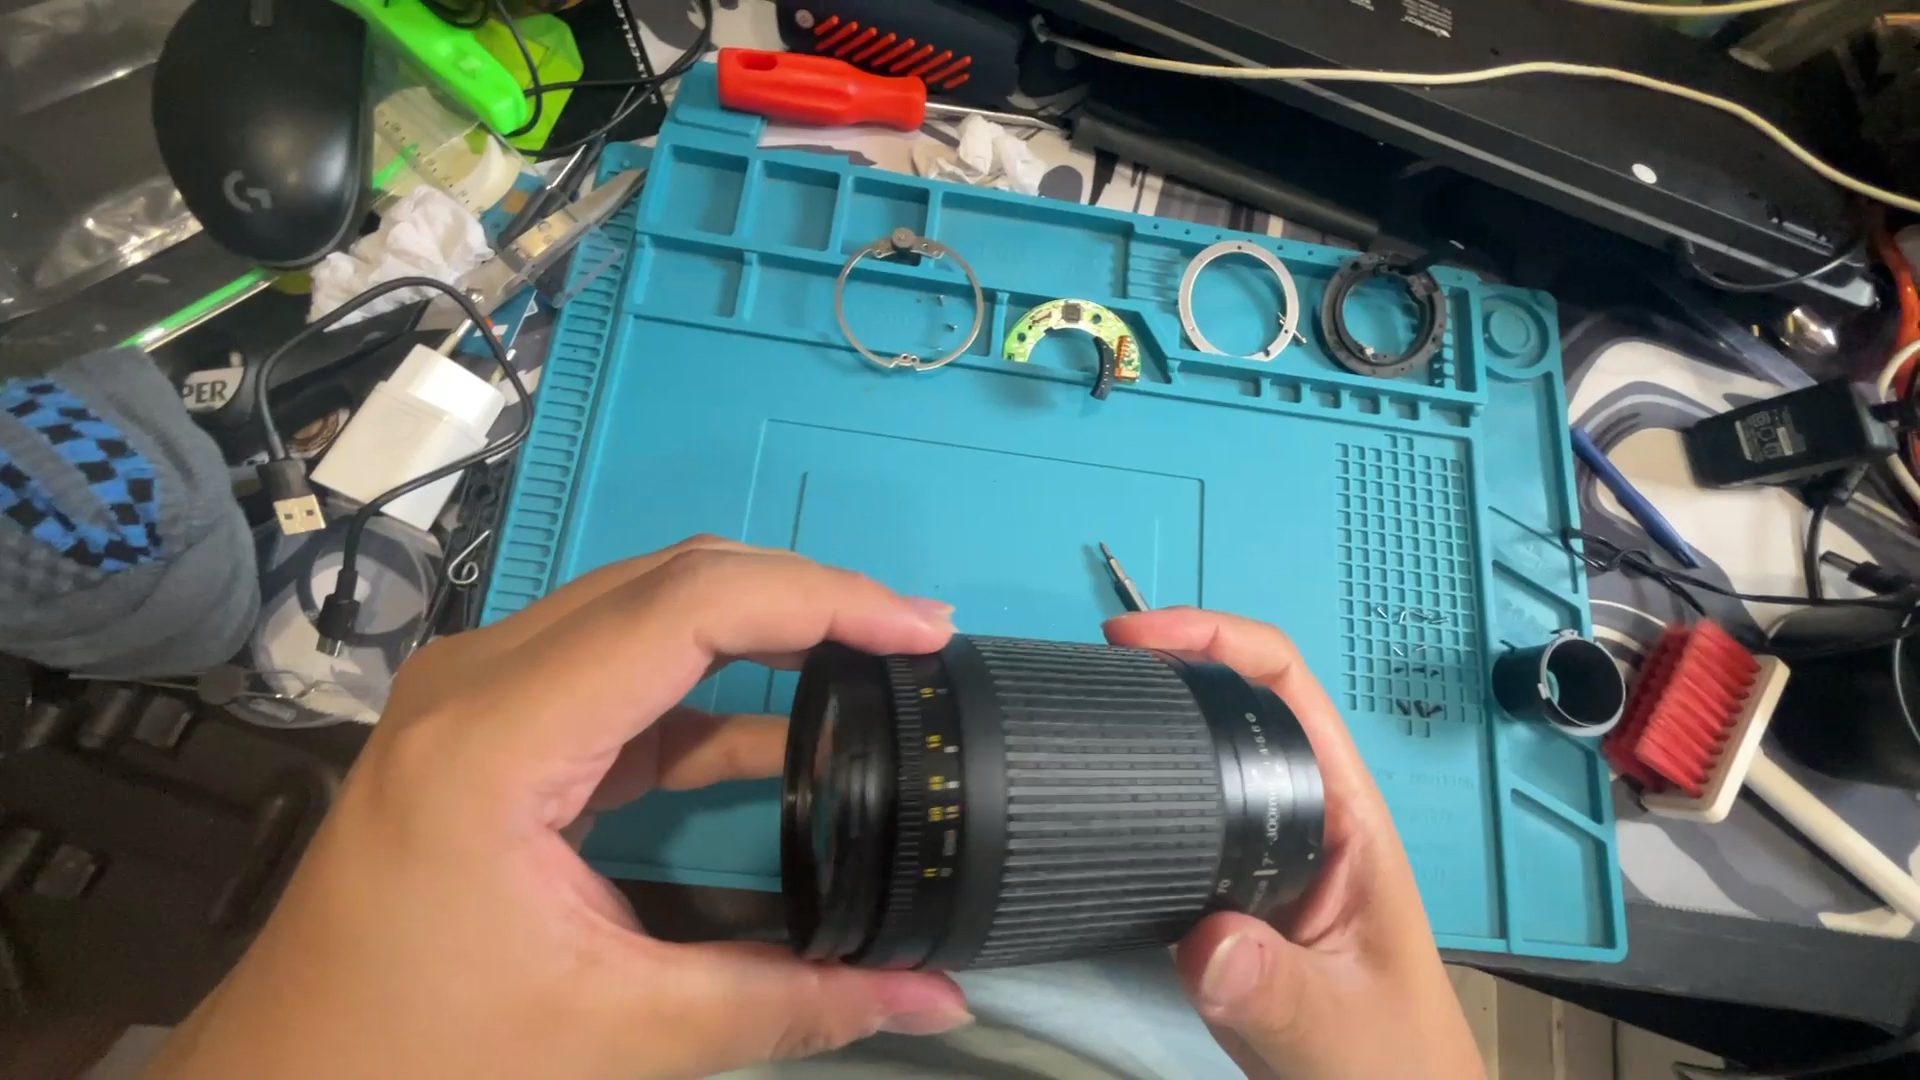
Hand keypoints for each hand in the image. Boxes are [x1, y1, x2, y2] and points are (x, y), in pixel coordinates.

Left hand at [146, 538, 972, 1079]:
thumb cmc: (419, 1067)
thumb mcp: (617, 1035)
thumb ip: (791, 1004)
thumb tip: (940, 998)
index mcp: (500, 735)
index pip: (690, 608)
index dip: (822, 602)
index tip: (920, 630)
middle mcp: (491, 670)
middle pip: (683, 576)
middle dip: (814, 593)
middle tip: (913, 633)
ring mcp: (498, 678)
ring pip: (666, 595)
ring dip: (776, 613)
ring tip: (874, 647)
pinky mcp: (518, 704)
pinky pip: (644, 652)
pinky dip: (733, 666)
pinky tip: (797, 708)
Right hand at [1105, 608, 1484, 1079]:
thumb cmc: (1388, 1063)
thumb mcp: (1340, 1035)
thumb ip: (1278, 994)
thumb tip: (1203, 942)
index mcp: (1339, 806)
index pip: (1283, 681)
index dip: (1211, 637)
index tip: (1130, 639)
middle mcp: (1295, 802)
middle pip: (1231, 693)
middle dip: (1162, 660)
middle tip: (1086, 669)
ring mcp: (1254, 833)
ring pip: (1197, 742)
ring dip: (1142, 708)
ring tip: (1077, 707)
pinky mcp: (1218, 867)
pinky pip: (1170, 796)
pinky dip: (1130, 770)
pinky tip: (1089, 782)